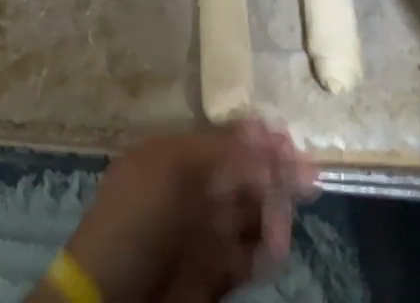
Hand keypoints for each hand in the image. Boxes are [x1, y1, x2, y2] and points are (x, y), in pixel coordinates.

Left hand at [50, 119, 315, 302]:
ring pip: (251, 215)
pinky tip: (275, 247)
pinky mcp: (213, 270)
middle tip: (307, 177)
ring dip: (274, 214)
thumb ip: (219, 151)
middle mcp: (188, 191)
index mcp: (170, 159)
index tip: (288, 137)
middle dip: (274, 174)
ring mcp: (201, 231)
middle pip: (242, 176)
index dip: (255, 138)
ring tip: (281, 223)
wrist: (111, 296)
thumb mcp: (171, 170)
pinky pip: (248, 255)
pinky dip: (266, 250)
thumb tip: (264, 134)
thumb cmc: (135, 220)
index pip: (221, 141)